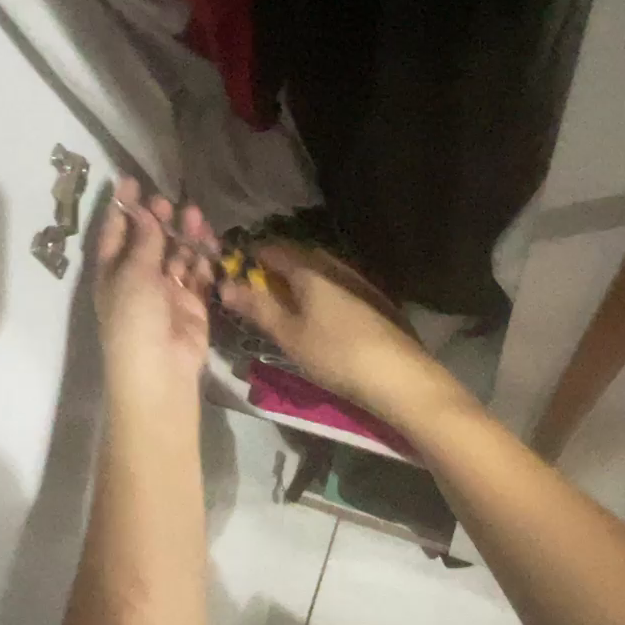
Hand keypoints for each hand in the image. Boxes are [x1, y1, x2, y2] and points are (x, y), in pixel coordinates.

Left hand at [93, 180, 217, 410]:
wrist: (159, 370)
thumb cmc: (135, 318)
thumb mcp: (133, 274)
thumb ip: (144, 241)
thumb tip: (146, 212)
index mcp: (112, 273)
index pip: (115, 234)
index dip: (123, 208)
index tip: (131, 180)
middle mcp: (138, 281)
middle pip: (149, 242)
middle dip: (159, 220)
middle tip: (169, 201)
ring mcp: (166, 294)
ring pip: (177, 256)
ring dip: (185, 236)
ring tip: (195, 216)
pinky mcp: (192, 305)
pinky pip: (199, 276)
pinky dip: (204, 260)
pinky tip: (210, 243)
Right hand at [218, 243, 454, 415]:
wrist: (399, 376)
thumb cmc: (335, 354)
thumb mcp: (289, 334)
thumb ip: (257, 307)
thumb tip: (225, 285)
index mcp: (309, 268)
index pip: (271, 249)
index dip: (249, 258)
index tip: (233, 276)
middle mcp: (335, 265)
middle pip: (297, 257)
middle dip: (273, 271)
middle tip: (256, 296)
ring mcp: (359, 280)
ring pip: (319, 272)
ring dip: (298, 283)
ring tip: (284, 309)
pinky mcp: (375, 298)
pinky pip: (336, 286)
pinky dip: (319, 295)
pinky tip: (319, 318)